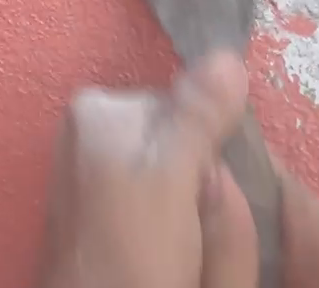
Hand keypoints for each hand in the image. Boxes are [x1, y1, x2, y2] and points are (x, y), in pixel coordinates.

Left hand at [36, 53, 258, 287]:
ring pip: (180, 184)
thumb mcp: (170, 176)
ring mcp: (95, 175)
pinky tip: (175, 263)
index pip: (186, 105)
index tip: (208, 192)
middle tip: (193, 231)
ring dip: (199, 219)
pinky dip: (181, 236)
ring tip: (181, 254)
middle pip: (183, 144)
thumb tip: (228, 55)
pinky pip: (164, 213)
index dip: (211, 149)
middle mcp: (91, 130)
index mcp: (98, 107)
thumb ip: (198, 117)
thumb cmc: (129, 250)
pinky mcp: (104, 216)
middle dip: (204, 186)